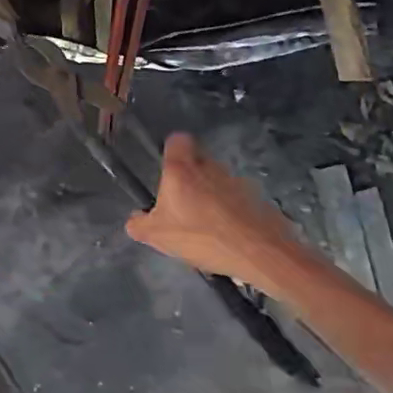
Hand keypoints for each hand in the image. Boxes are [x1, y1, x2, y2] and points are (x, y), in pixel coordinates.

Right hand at [126, 133, 298, 285]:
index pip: (177, 140)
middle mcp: (210, 167)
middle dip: (190, 178)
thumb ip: (139, 224)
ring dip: (211, 196)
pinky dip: (231, 212)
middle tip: (183, 205)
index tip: (167, 170)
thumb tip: (134, 219)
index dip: (171, 150)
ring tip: (207, 227)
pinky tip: (228, 237)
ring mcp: (236, 181)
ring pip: (218, 181)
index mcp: (182, 169)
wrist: (258, 253)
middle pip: (198, 161)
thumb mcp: (158, 236)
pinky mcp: (257, 198)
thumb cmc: (201, 236)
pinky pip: (237, 199)